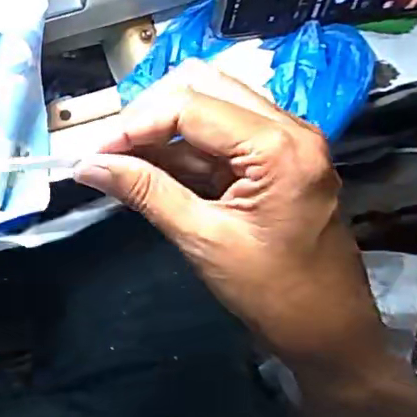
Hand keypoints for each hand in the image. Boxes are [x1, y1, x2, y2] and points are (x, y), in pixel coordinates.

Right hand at [75, 64, 389, 376]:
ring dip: (160, 128)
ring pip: (207, 103)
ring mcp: (282, 140)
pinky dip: (178, 146)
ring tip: (123, 161)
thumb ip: (145, 192)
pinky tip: (148, 169)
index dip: (134, 125)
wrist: (327, 330)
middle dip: (147, 115)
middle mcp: (287, 129)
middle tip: (110, 153)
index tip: (96, 155)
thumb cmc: (274, 292)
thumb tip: (89, 166)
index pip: (189, 106)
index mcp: (280, 147)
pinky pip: (215, 132)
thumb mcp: (202, 239)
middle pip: (201, 86)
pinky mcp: (271, 157)